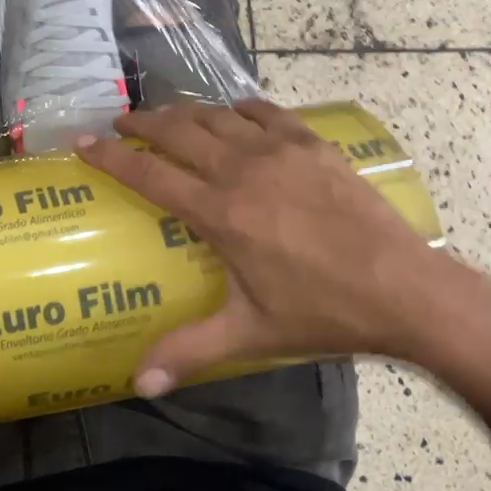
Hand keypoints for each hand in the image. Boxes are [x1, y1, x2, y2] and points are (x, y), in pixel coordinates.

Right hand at [77, 99, 490, 397]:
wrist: (408, 290)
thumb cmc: (324, 311)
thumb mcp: (251, 332)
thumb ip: (191, 349)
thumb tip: (139, 382)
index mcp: (220, 212)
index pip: (149, 174)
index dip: (110, 156)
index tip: (82, 140)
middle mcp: (241, 170)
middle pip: (177, 131)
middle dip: (142, 122)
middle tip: (121, 121)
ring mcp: (279, 151)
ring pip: (216, 117)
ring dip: (185, 113)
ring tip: (168, 116)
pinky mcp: (312, 145)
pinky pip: (266, 112)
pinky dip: (242, 108)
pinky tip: (235, 112)